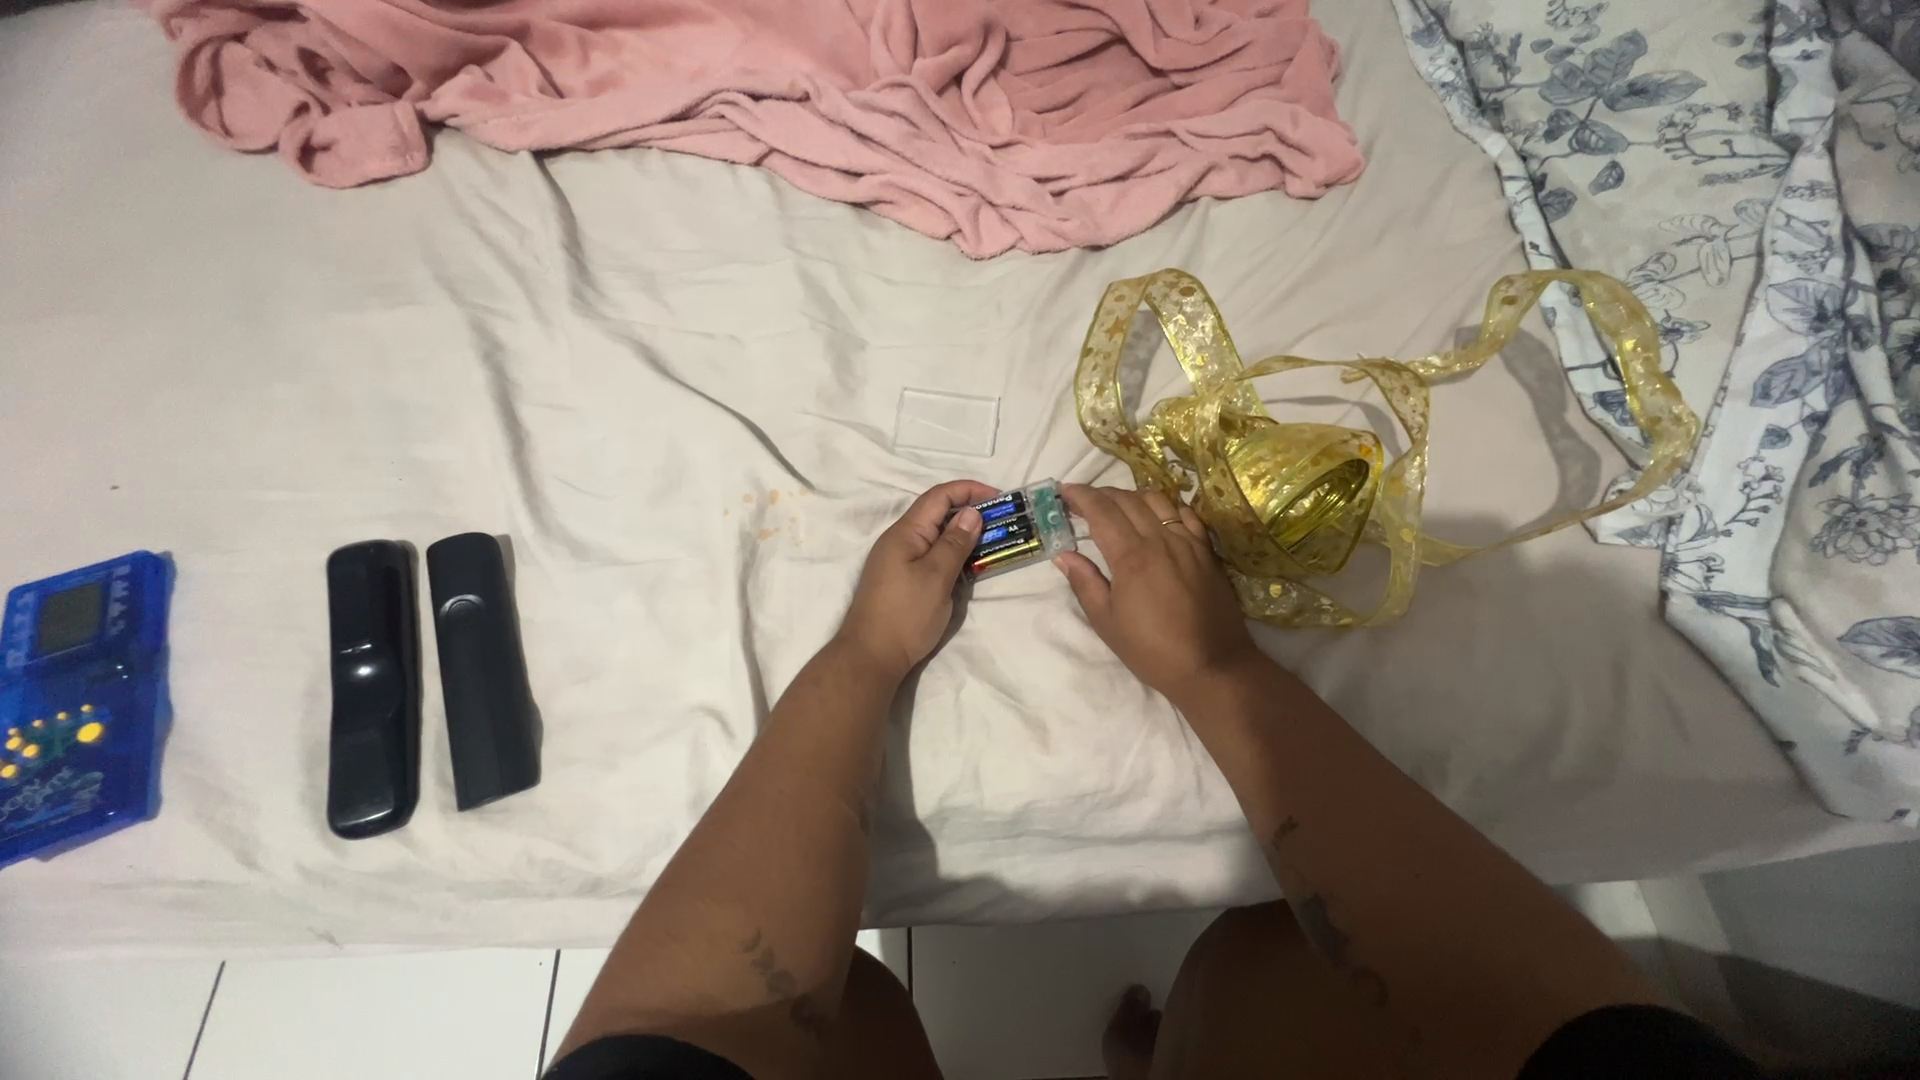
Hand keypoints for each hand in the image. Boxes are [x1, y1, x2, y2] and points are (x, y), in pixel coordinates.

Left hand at [836, 479, 997, 682]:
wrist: (871, 657)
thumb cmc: (905, 615)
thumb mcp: (937, 577)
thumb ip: (954, 543)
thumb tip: (971, 513)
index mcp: (905, 532)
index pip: (938, 496)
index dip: (969, 490)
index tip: (999, 498)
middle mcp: (900, 541)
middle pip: (937, 513)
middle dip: (970, 512)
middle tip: (1002, 522)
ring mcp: (899, 561)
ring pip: (935, 536)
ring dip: (963, 535)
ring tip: (993, 542)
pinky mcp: (902, 580)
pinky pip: (931, 556)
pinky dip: (953, 554)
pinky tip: (970, 565)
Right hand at [1055, 484, 1264, 705]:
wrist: (1212, 665)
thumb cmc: (1152, 650)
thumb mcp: (1107, 622)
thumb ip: (1085, 583)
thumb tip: (1064, 555)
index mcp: (1131, 557)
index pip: (1101, 511)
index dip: (1080, 496)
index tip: (1064, 491)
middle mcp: (1160, 540)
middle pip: (1127, 500)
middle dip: (1101, 493)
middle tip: (1083, 500)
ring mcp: (1188, 543)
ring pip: (1157, 500)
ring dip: (1131, 495)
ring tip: (1117, 505)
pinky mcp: (1206, 551)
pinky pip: (1185, 514)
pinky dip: (1165, 506)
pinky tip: (1157, 514)